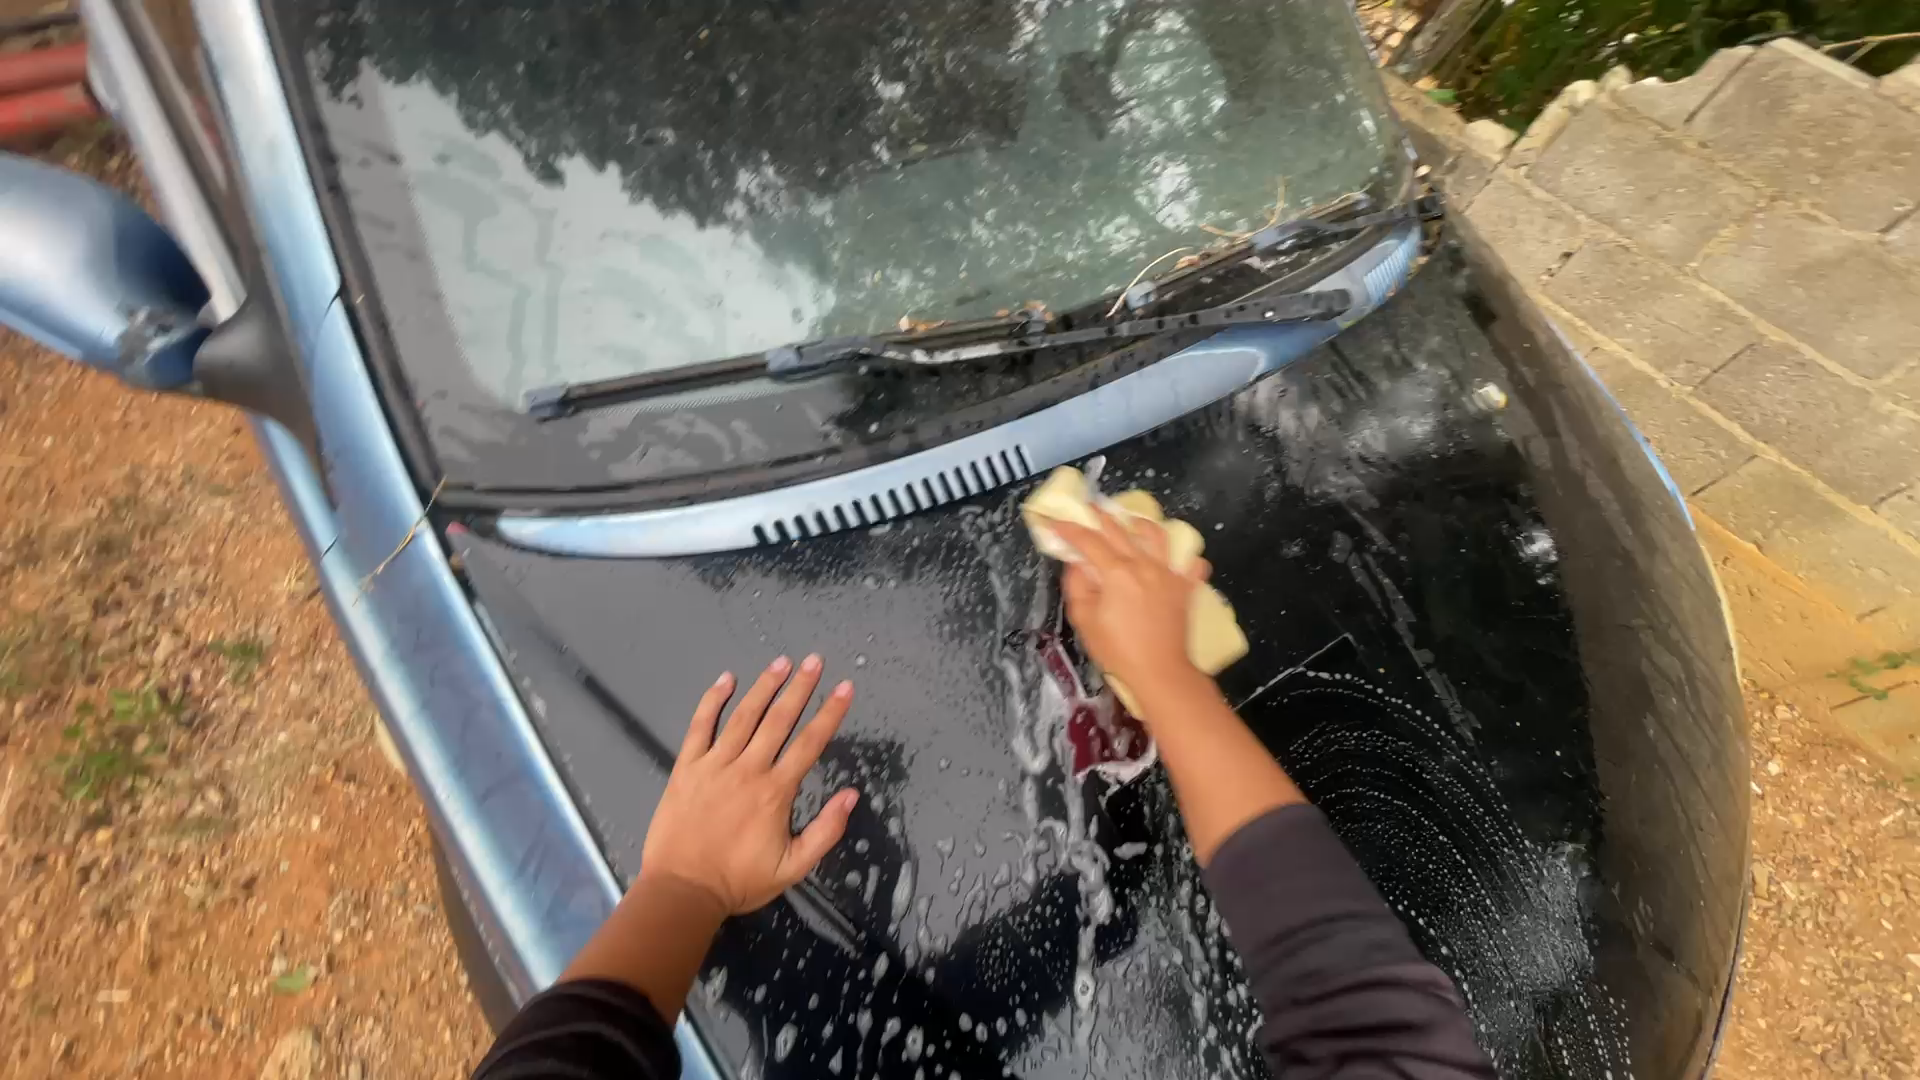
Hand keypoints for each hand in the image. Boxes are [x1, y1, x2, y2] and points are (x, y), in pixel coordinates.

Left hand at [640, 654, 858, 915]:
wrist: (681, 892)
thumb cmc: (739, 881)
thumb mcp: (793, 867)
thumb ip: (826, 831)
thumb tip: (852, 794)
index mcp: (776, 791)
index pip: (810, 743)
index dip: (830, 713)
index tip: (845, 687)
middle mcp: (748, 769)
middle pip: (779, 719)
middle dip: (800, 687)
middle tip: (815, 660)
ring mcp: (714, 765)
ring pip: (743, 716)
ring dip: (764, 686)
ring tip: (782, 661)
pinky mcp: (686, 767)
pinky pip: (700, 726)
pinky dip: (712, 700)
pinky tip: (726, 679)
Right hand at [1048, 507, 1212, 697]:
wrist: (1160, 672)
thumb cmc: (1117, 650)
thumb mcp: (1084, 620)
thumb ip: (1077, 586)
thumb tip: (1077, 564)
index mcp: (1116, 572)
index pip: (1088, 541)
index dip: (1068, 529)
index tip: (1054, 522)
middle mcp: (1143, 565)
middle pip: (1119, 530)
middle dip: (1100, 516)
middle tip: (1088, 508)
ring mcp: (1168, 574)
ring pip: (1157, 536)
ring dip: (1141, 524)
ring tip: (1132, 522)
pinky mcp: (1185, 589)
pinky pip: (1192, 566)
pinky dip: (1188, 559)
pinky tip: (1183, 559)